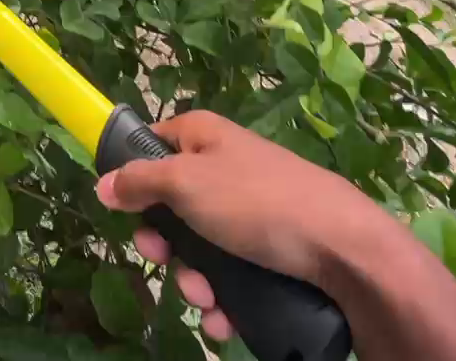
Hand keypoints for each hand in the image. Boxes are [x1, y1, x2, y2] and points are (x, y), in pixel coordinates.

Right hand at [94, 111, 398, 342]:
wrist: (354, 255)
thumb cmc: (258, 204)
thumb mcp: (184, 184)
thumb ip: (136, 181)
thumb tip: (102, 185)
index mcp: (203, 135)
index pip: (152, 144)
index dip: (133, 176)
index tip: (127, 210)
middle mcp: (225, 166)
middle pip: (172, 203)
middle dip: (165, 245)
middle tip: (164, 263)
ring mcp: (253, 210)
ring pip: (202, 245)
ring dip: (193, 280)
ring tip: (205, 303)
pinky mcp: (277, 250)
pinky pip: (235, 271)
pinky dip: (223, 297)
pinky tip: (222, 320)